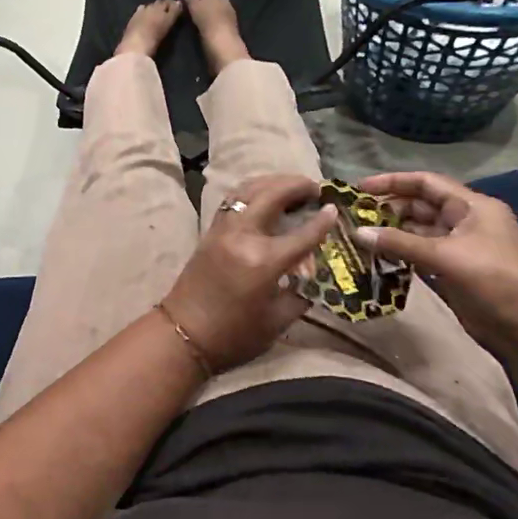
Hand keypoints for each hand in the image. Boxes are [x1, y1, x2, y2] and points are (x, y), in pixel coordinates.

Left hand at [159, 175, 340, 370]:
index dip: (322, 220)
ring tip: (292, 186)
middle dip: (296, 185)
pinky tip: (264, 196)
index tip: (335, 207)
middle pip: (271, 195)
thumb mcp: (277, 321)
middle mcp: (241, 236)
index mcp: (263, 260)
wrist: (182, 333)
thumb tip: (313, 274)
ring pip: (247, 190)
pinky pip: (233, 200)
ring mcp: (221, 230)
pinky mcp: (209, 231)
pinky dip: (252, 191)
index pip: (302, 233)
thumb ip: (300, 293)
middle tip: (316, 187)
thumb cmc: (234, 335)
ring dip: (272, 182)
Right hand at [351, 171, 517, 357]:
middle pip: (419, 206)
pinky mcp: (454, 271)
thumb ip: (400, 243)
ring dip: (390, 233)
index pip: (426, 183)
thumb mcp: (448, 258)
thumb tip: (356, 232)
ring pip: (417, 232)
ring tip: (357, 237)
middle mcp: (466, 222)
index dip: (392, 182)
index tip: (358, 189)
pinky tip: (375, 258)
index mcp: (474, 208)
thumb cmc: (499, 284)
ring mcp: (460, 248)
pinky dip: (398, 253)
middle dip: (387, 209)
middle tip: (352, 218)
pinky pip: (419, 254)